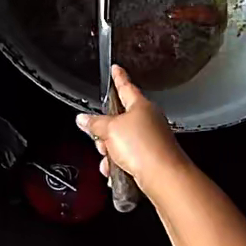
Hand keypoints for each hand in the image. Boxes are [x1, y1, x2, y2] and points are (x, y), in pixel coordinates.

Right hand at [76, 65, 193, 192]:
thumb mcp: (110, 130)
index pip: (126, 86)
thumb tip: (83, 119)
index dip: (118, 77)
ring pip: (121, 142)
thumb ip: (95, 123)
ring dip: (110, 152)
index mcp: (140, 106)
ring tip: (110, 159)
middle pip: (118, 120)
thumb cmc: (144, 148)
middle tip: (101, 138)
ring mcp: (150, 139)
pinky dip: (118, 165)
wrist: (162, 176)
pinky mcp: (150, 158)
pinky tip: (115, 171)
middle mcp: (148, 120)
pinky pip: (128, 158)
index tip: (116, 69)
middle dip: (105, 132)